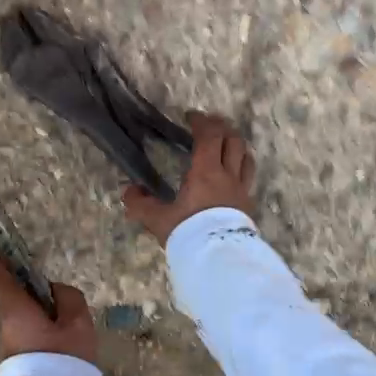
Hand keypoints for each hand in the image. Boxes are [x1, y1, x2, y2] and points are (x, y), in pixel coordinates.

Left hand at [0, 241, 96, 363]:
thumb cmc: (64, 358)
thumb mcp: (78, 322)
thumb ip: (68, 297)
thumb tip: (56, 293)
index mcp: (15, 309)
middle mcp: (5, 323)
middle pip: (14, 296)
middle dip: (31, 289)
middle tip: (57, 293)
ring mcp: (7, 343)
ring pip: (22, 317)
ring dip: (38, 312)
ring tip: (67, 322)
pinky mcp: (14, 358)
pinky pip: (26, 333)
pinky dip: (39, 328)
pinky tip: (60, 341)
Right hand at [122, 112, 256, 245]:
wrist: (218, 258)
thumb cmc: (188, 233)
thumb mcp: (158, 219)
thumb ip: (140, 204)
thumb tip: (128, 191)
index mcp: (206, 172)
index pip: (209, 136)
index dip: (201, 122)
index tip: (191, 117)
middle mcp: (228, 175)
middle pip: (233, 140)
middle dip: (221, 128)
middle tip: (209, 126)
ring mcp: (241, 190)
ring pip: (245, 156)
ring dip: (236, 145)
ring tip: (225, 144)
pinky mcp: (248, 205)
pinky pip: (248, 177)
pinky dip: (241, 167)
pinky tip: (233, 174)